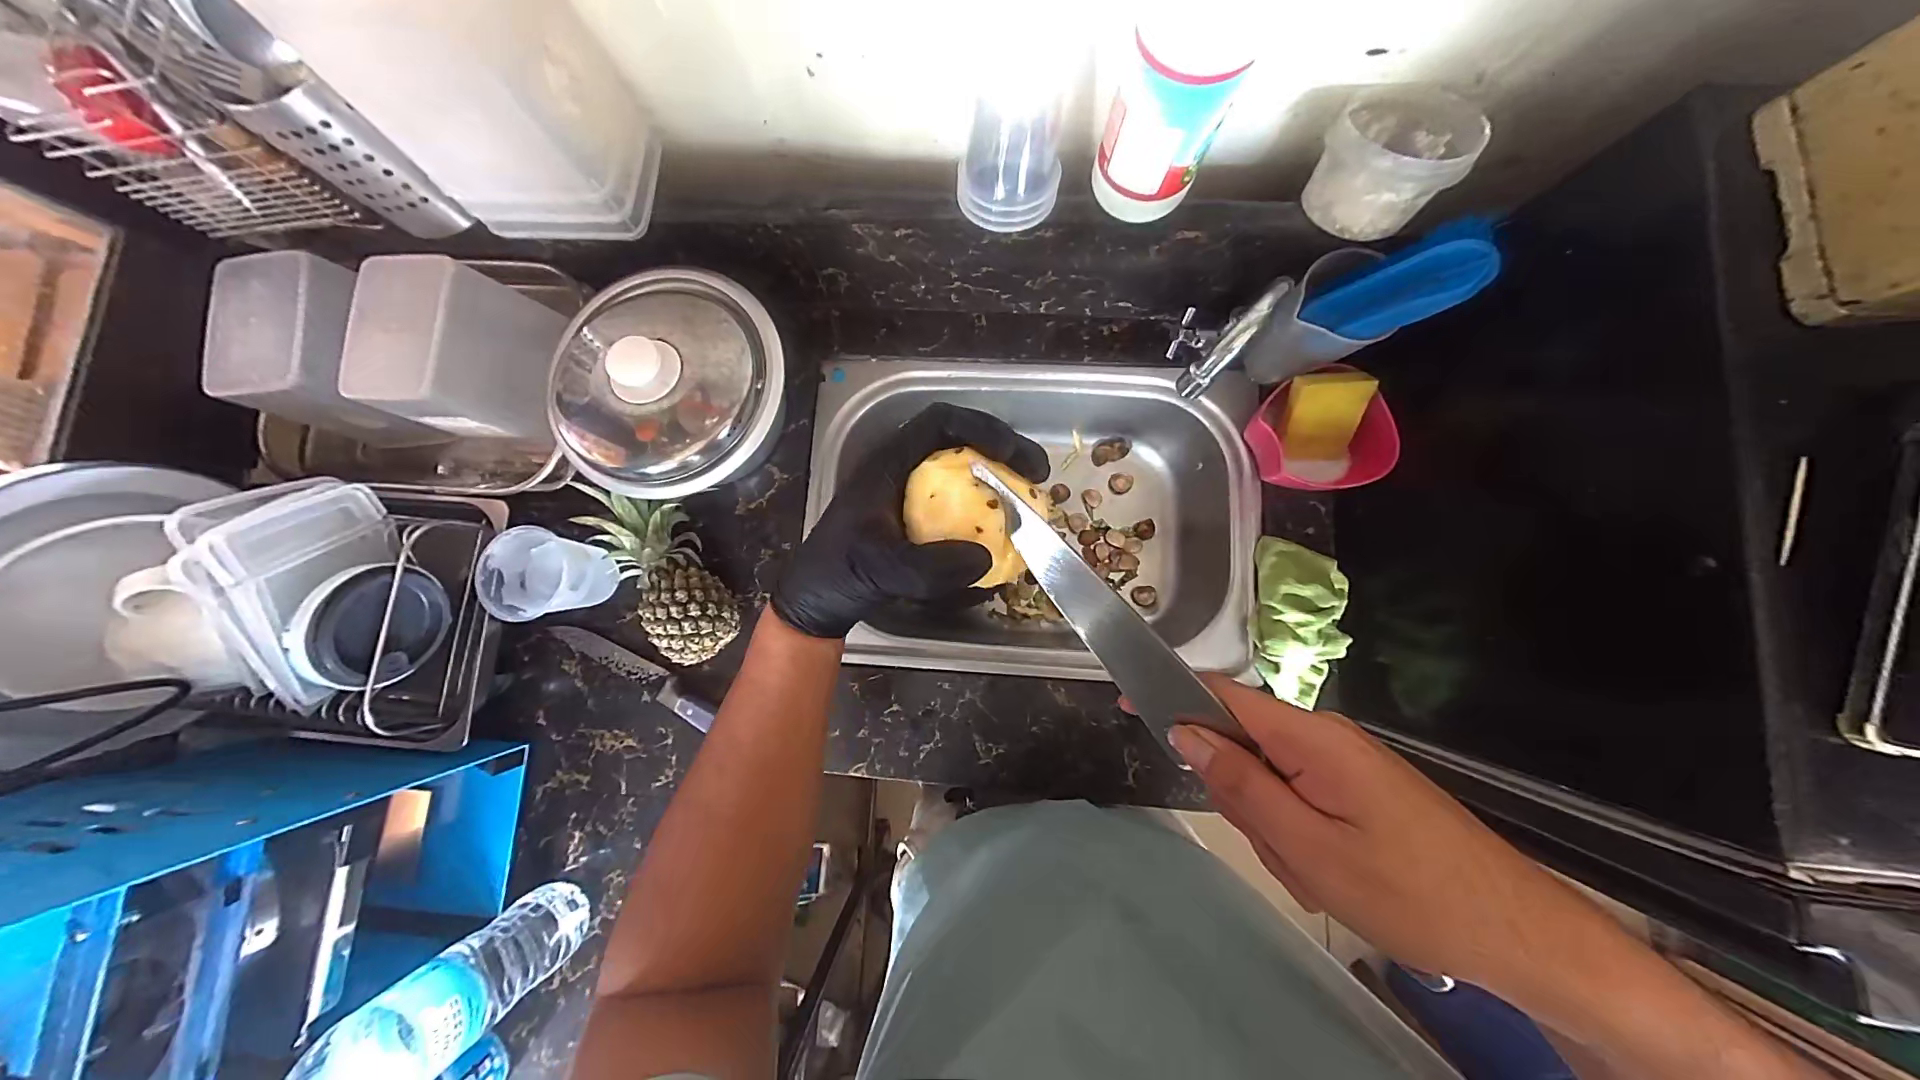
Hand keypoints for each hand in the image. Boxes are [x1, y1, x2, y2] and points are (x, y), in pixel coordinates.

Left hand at [773, 403, 1047, 638]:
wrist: (819, 597)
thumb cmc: (839, 574)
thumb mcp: (880, 570)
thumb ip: (927, 568)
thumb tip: (984, 557)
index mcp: (890, 464)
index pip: (941, 422)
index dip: (983, 428)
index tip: (1015, 456)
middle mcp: (906, 470)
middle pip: (963, 440)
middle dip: (1005, 452)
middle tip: (1038, 477)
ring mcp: (915, 493)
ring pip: (967, 468)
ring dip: (1002, 477)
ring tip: (1031, 498)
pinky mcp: (921, 517)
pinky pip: (963, 500)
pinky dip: (989, 508)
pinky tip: (1006, 530)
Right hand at [1167, 676, 1627, 1002]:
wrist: (1523, 935)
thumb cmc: (1409, 893)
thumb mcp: (1306, 846)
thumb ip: (1239, 784)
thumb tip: (1185, 731)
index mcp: (1310, 738)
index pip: (1222, 695)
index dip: (1171, 693)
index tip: (1127, 701)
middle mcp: (1327, 735)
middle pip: (1243, 744)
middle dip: (1240, 797)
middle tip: (1279, 852)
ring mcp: (1347, 761)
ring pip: (1270, 778)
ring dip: (1273, 826)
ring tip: (1316, 873)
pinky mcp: (1360, 786)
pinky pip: (1300, 796)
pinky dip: (1298, 833)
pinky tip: (1330, 872)